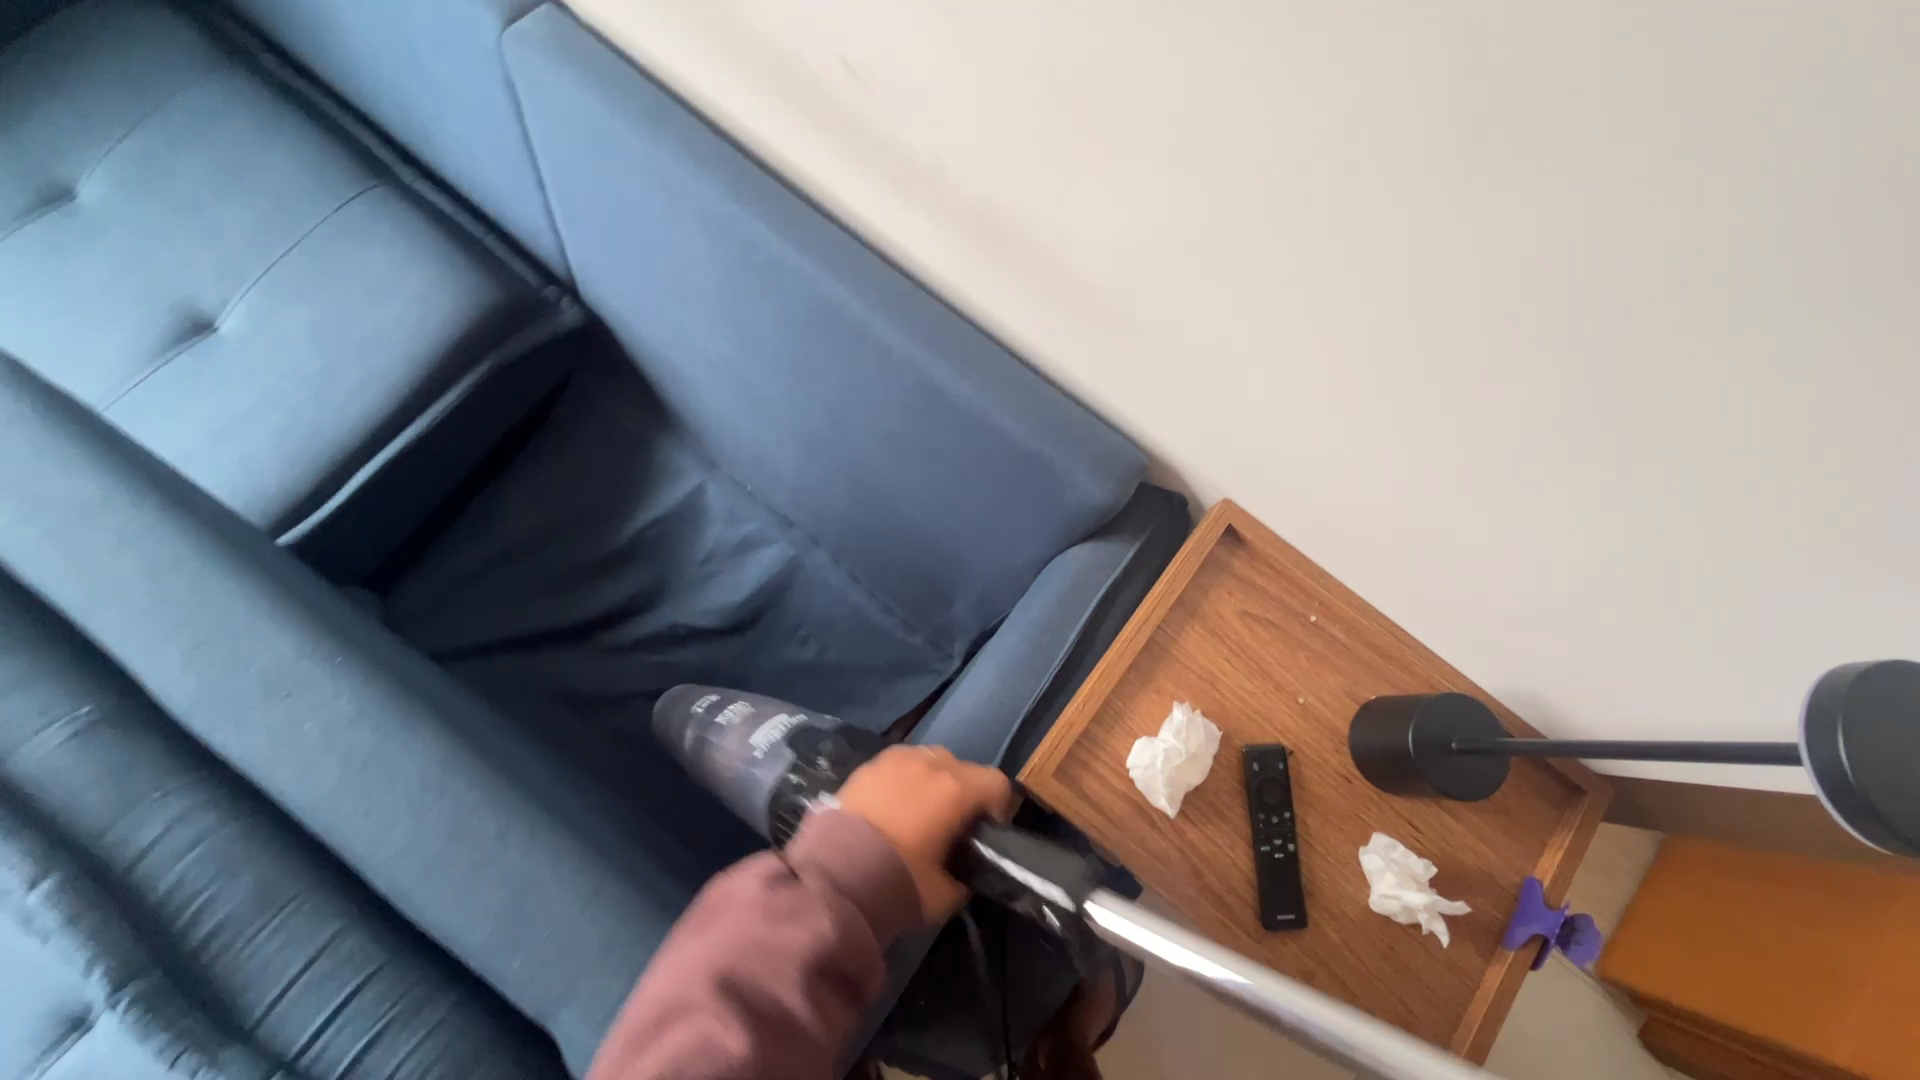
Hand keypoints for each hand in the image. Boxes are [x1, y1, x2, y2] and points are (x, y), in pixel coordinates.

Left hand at [835, 745, 1016, 921]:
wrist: (832, 879)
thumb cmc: (897, 884)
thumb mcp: (945, 894)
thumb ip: (965, 875)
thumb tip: (964, 870)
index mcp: (956, 790)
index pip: (997, 783)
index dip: (997, 808)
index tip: (983, 833)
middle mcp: (930, 764)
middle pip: (963, 768)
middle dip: (963, 792)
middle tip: (950, 825)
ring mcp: (896, 760)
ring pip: (929, 760)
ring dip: (933, 780)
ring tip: (918, 812)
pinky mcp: (867, 766)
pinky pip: (899, 764)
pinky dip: (903, 779)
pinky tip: (890, 807)